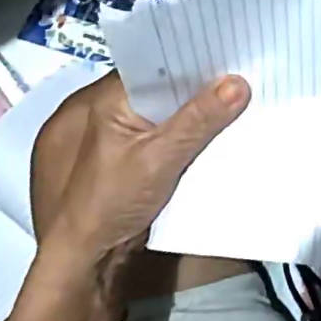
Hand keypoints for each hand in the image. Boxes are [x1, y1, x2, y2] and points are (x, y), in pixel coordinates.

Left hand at [32, 73, 250, 278]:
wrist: (80, 266)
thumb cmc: (109, 205)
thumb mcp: (159, 160)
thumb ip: (198, 120)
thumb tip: (239, 82)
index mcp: (101, 98)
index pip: (154, 62)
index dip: (191, 57)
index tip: (229, 53)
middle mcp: (99, 106)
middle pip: (159, 83)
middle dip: (194, 83)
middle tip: (236, 76)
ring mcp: (107, 131)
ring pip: (159, 105)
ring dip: (188, 106)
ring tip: (228, 98)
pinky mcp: (118, 153)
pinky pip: (156, 126)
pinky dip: (179, 125)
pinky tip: (205, 128)